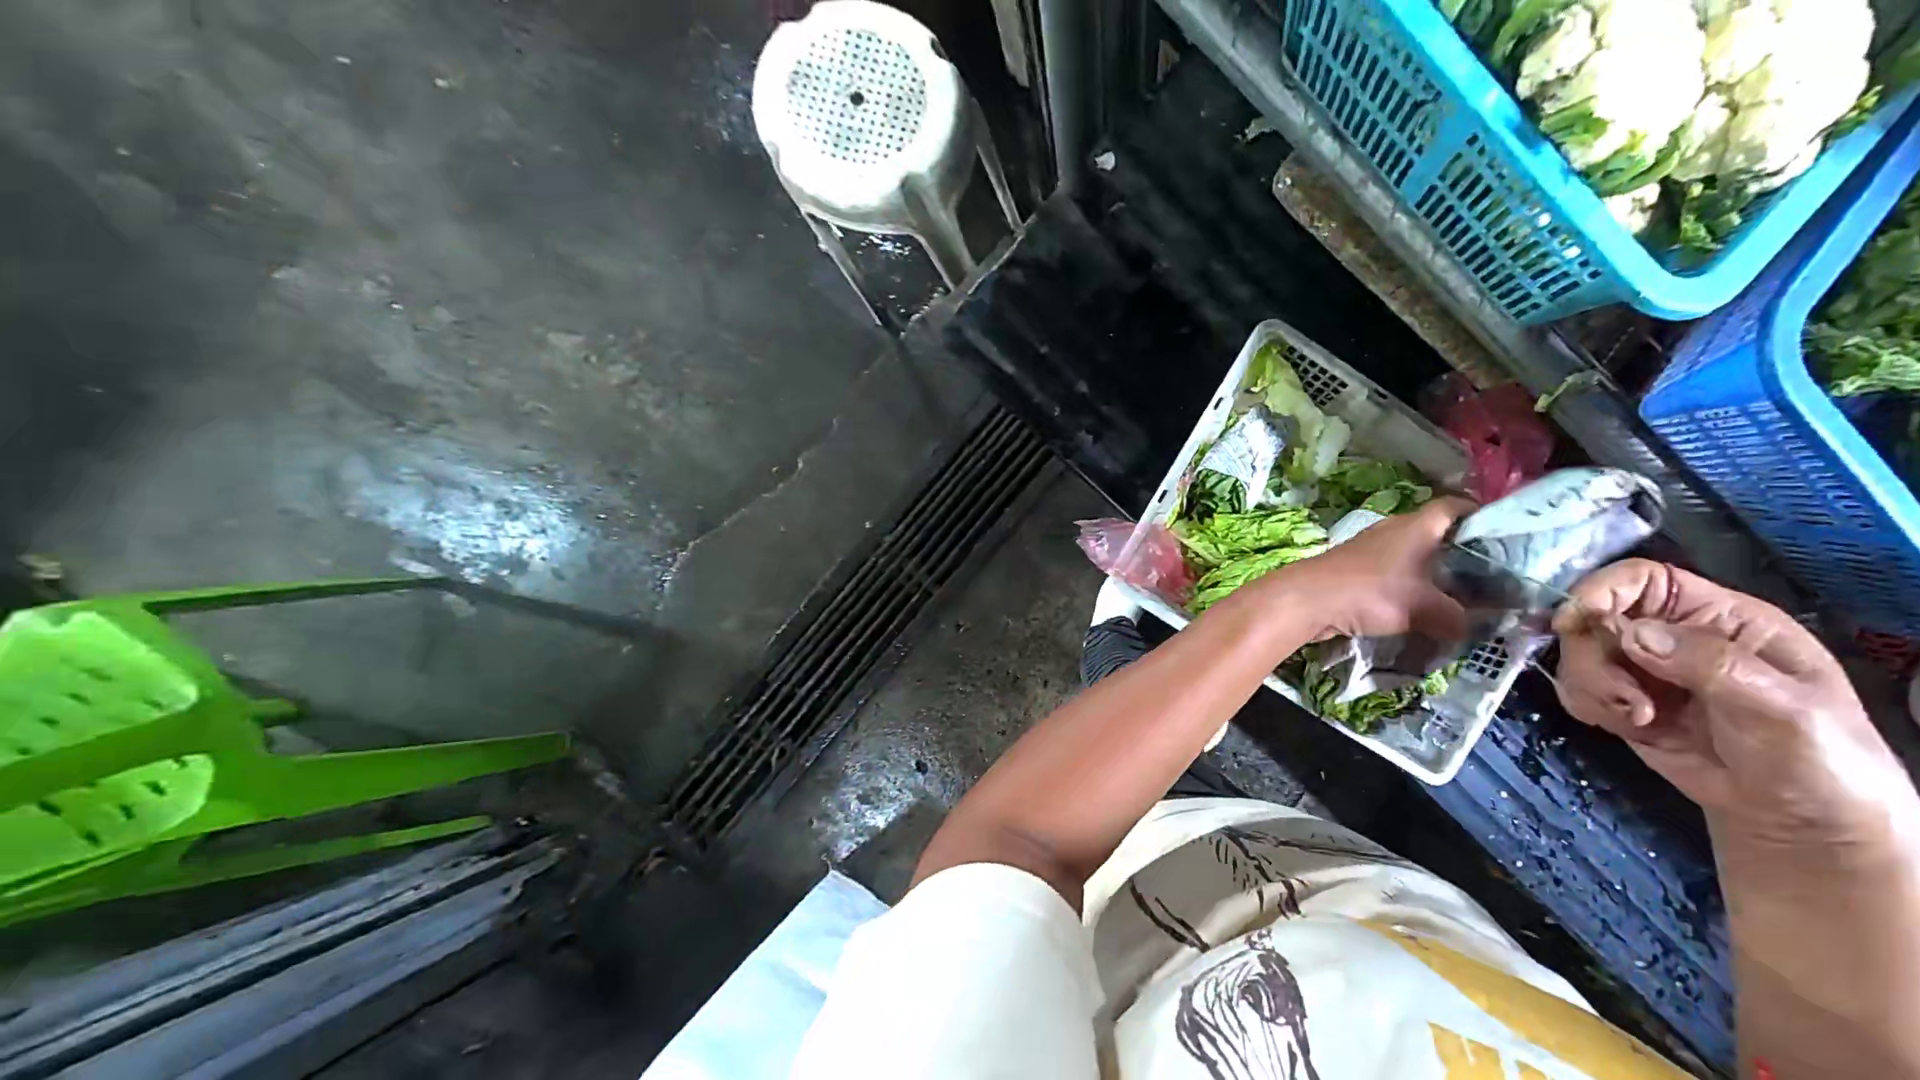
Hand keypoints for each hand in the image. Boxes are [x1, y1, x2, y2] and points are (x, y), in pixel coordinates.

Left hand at [1265, 497, 1473, 641]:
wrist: (1306, 600)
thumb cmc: (1371, 593)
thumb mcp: (1426, 609)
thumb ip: (1459, 618)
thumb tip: (1475, 628)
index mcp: (1418, 525)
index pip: (1457, 506)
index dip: (1484, 515)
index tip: (1508, 536)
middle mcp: (1394, 528)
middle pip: (1437, 532)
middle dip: (1463, 551)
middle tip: (1492, 574)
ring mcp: (1371, 547)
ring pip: (1413, 553)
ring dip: (1433, 570)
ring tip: (1460, 594)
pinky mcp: (1353, 567)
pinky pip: (1392, 570)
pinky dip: (1408, 583)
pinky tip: (1419, 605)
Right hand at [1553, 559, 1917, 850]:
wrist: (1803, 823)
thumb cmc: (1818, 757)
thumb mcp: (1782, 708)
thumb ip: (1710, 663)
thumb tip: (1632, 632)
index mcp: (1719, 618)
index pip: (1643, 579)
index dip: (1600, 590)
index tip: (1573, 622)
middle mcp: (1674, 635)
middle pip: (1594, 619)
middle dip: (1595, 659)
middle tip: (1627, 700)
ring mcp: (1644, 670)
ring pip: (1578, 655)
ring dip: (1594, 689)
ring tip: (1638, 721)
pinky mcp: (1623, 701)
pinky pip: (1578, 688)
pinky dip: (1590, 707)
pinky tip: (1628, 727)